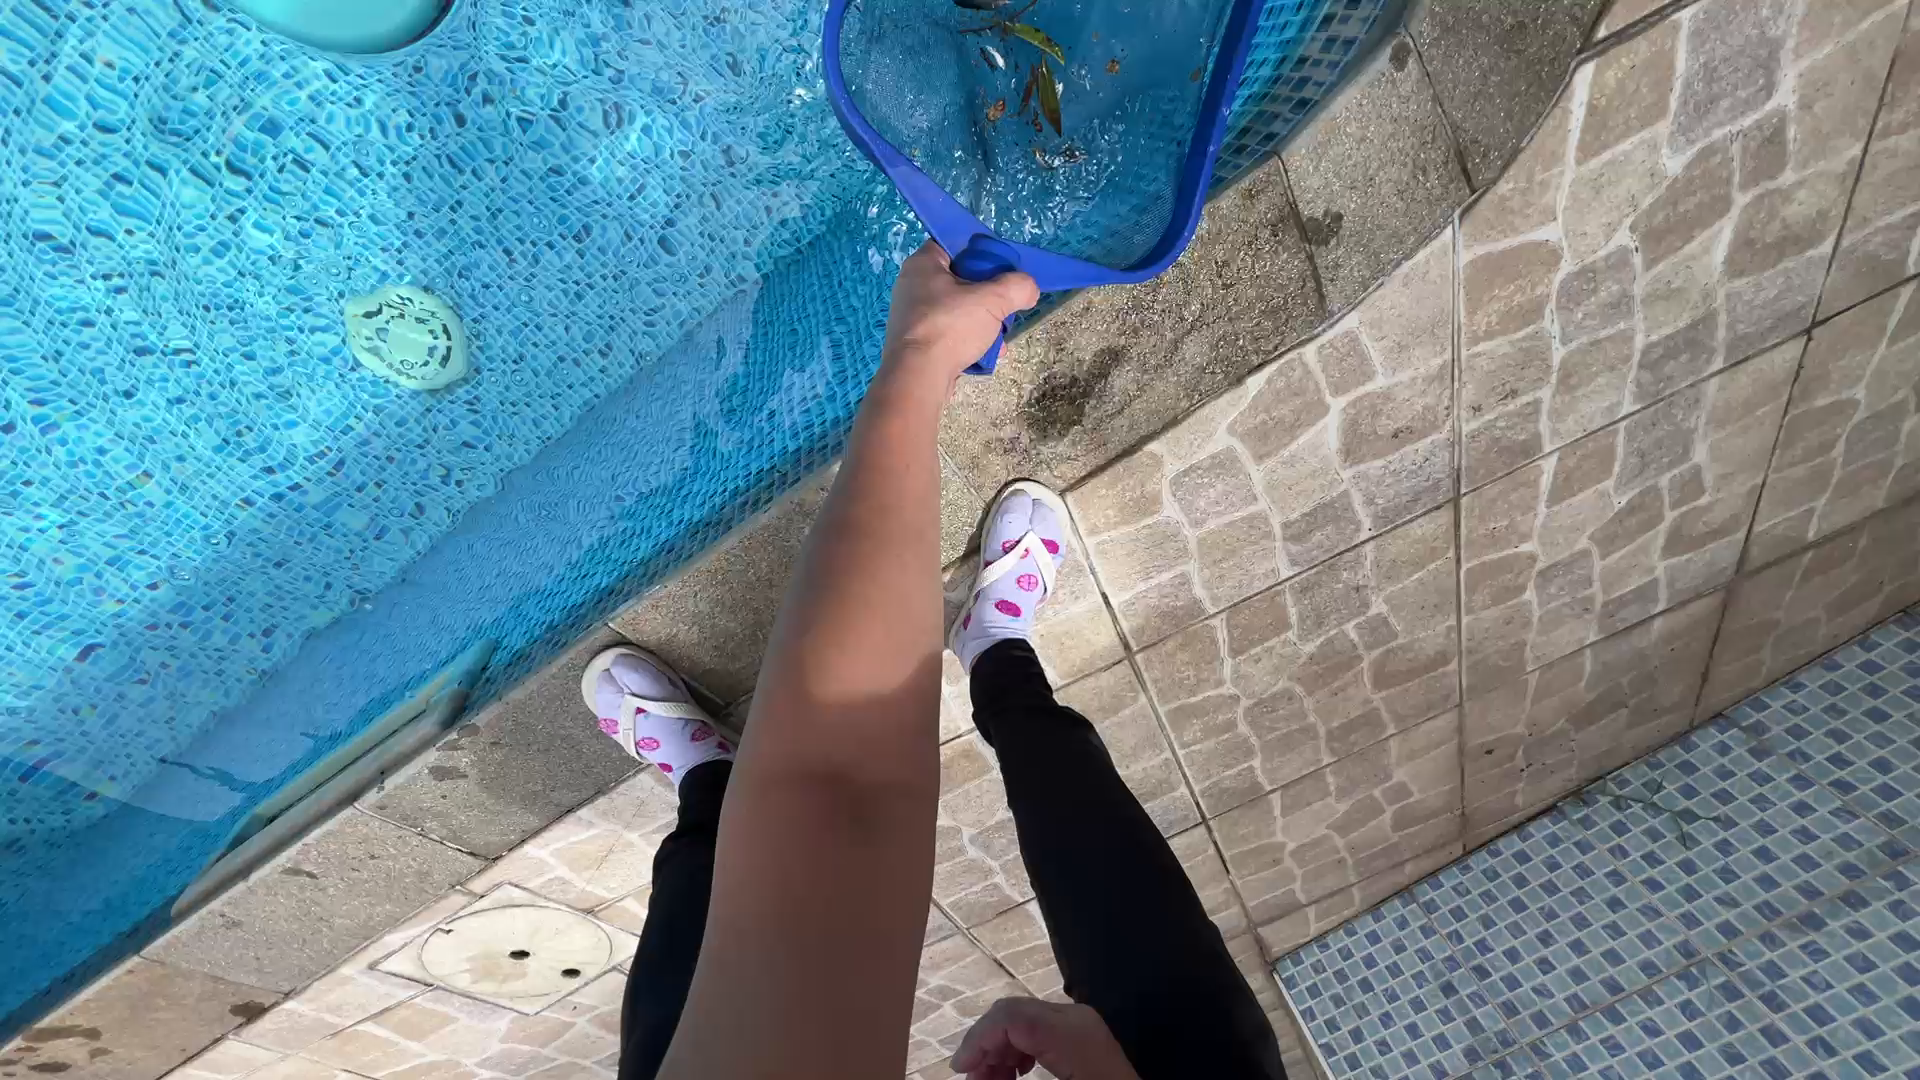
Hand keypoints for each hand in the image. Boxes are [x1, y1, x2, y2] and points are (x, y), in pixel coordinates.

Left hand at [881, 241, 1038, 388]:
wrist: (918, 378)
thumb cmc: (950, 327)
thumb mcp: (993, 300)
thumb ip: (1017, 287)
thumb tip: (1030, 289)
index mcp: (923, 264)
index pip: (954, 245)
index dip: (981, 253)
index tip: (1002, 270)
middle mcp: (912, 286)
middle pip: (960, 281)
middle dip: (988, 297)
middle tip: (1004, 307)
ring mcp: (913, 318)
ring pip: (958, 311)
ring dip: (983, 324)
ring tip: (999, 338)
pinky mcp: (917, 344)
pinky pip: (950, 335)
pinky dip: (968, 342)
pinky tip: (986, 355)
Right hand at [950, 997, 1141, 1079]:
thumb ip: (1011, 1077)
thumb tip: (976, 1075)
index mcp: (1073, 1033)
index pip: (1013, 1016)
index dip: (979, 1038)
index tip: (960, 1070)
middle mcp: (1076, 1017)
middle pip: (1015, 1012)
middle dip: (986, 1045)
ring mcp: (1082, 1022)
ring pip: (1025, 1018)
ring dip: (1000, 1048)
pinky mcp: (1083, 1033)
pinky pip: (1041, 1027)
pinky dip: (1019, 1048)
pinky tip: (1014, 1075)